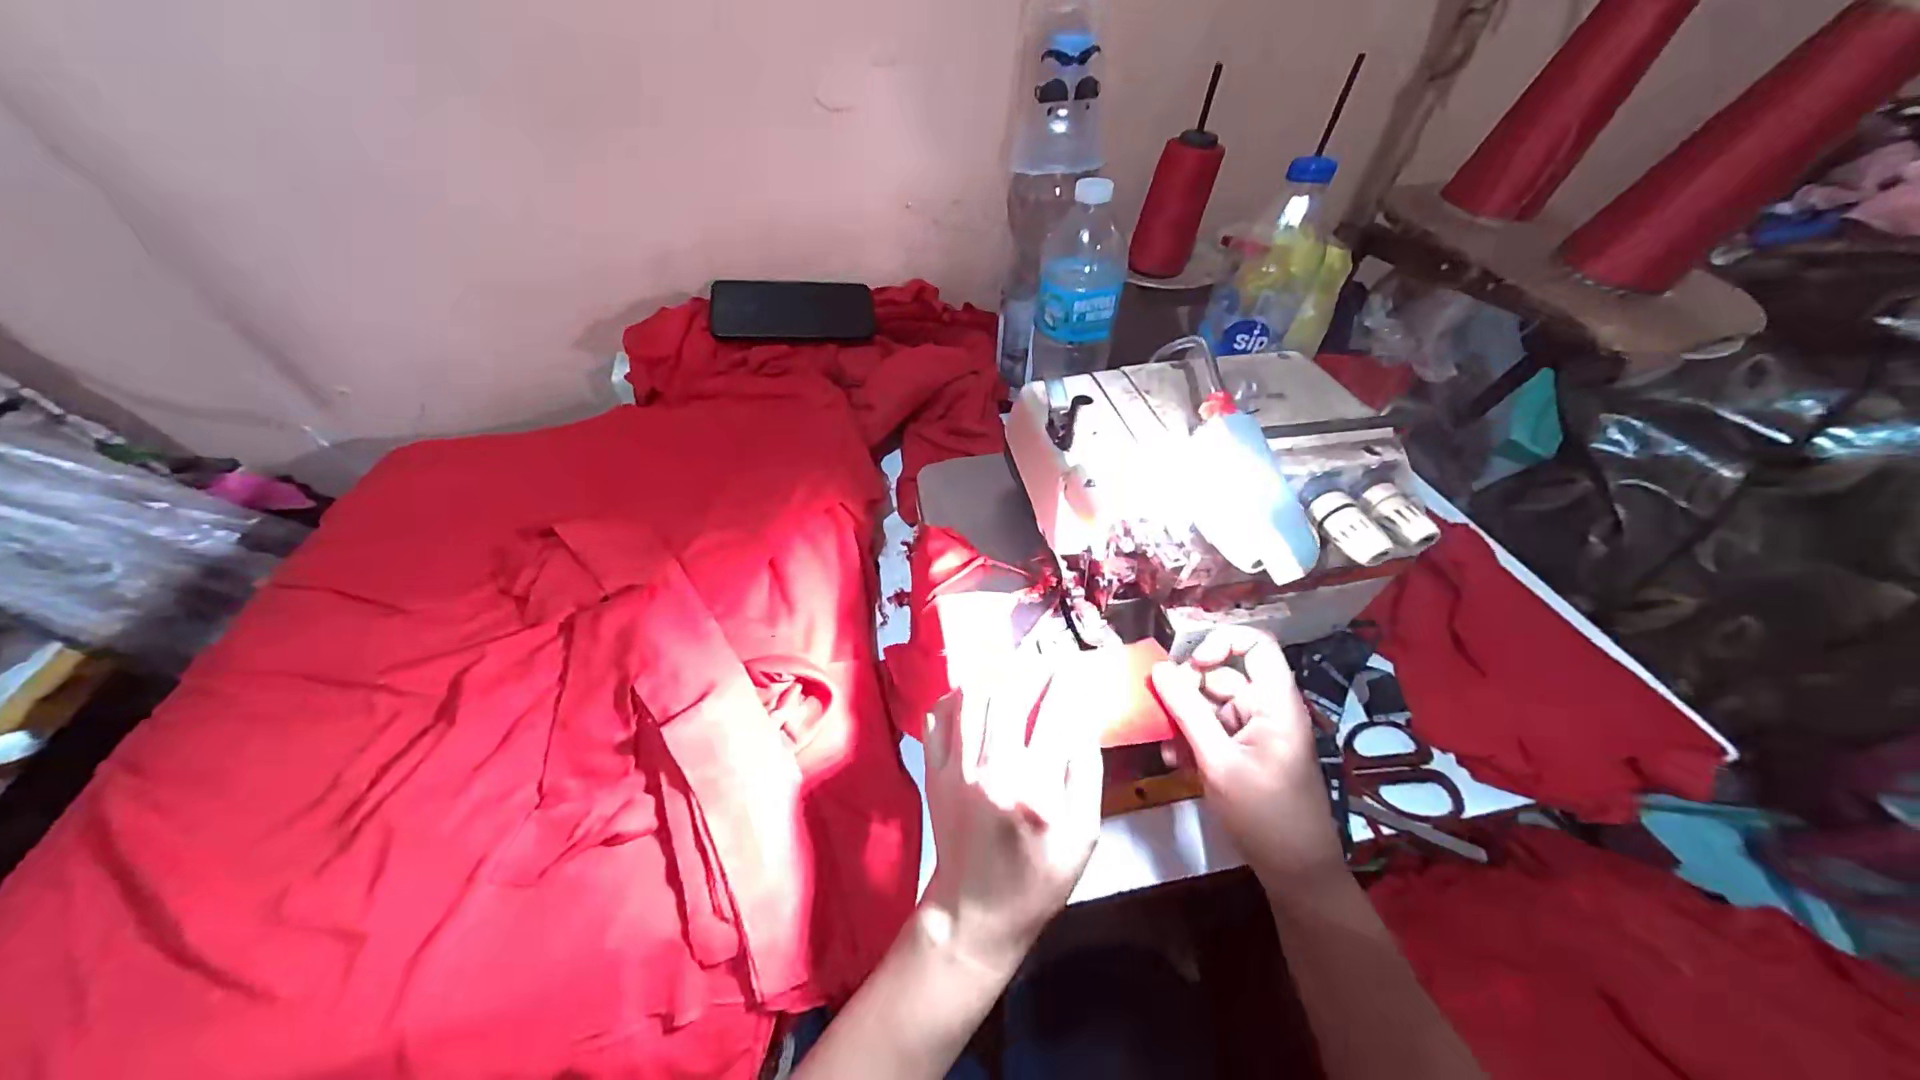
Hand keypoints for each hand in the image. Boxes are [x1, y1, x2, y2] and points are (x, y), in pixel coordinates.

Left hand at [920, 663, 1102, 976]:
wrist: (974, 909)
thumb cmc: (1038, 878)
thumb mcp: (1084, 837)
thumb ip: (1087, 774)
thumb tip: (1083, 719)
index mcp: (1036, 791)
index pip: (1054, 714)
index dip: (1065, 680)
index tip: (1071, 664)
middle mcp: (991, 772)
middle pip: (1006, 693)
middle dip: (1029, 668)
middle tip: (1043, 663)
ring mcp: (955, 769)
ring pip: (969, 697)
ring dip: (993, 677)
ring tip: (1011, 674)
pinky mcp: (933, 771)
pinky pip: (938, 716)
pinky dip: (957, 697)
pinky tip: (975, 697)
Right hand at [1150, 627, 1345, 888]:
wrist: (1295, 871)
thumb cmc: (1263, 814)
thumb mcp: (1217, 761)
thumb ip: (1186, 711)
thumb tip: (1158, 669)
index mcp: (1275, 702)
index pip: (1254, 645)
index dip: (1220, 643)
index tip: (1191, 665)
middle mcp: (1267, 708)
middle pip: (1222, 675)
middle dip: (1187, 692)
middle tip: (1162, 715)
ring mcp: (1256, 730)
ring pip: (1210, 704)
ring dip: (1184, 721)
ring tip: (1168, 749)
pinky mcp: (1245, 750)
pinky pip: (1212, 728)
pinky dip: (1192, 739)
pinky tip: (1177, 761)